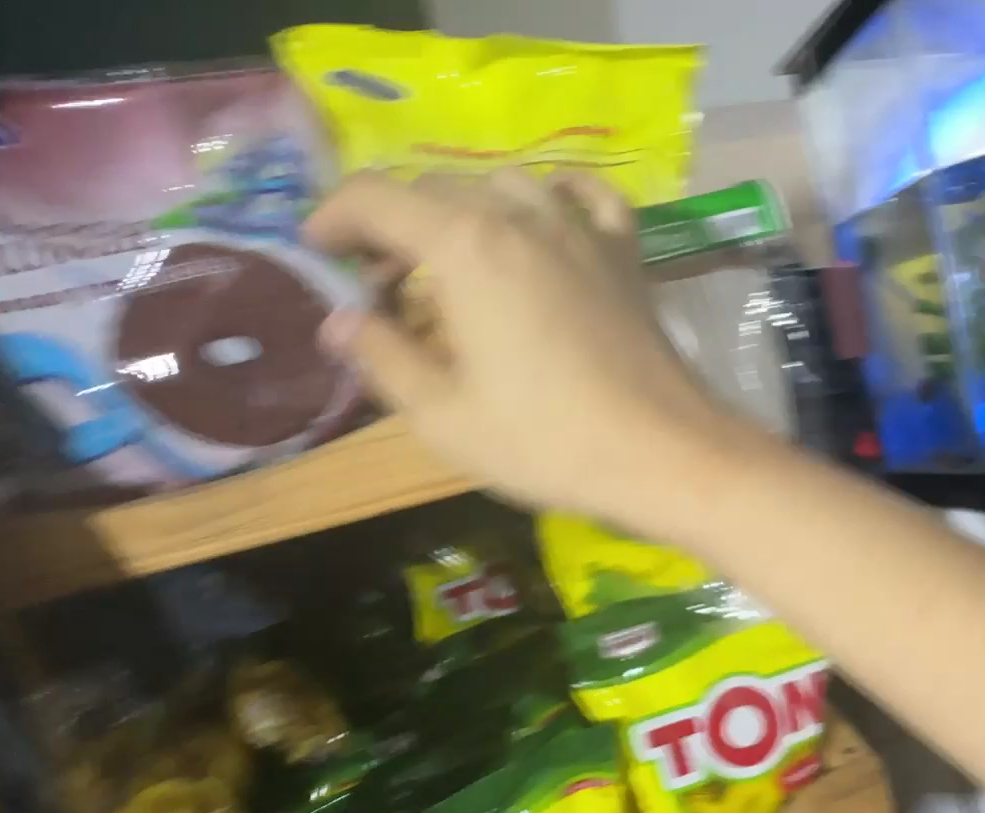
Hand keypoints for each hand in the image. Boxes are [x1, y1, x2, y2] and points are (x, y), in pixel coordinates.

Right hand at [304, 169, 753, 530]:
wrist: (665, 454)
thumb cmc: (550, 443)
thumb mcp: (445, 418)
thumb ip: (383, 358)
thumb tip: (341, 319)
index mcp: (466, 246)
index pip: (376, 197)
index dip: (334, 217)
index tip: (319, 252)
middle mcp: (524, 218)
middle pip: (439, 190)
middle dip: (397, 224)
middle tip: (385, 282)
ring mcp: (585, 233)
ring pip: (509, 187)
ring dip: (469, 211)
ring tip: (459, 262)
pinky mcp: (629, 258)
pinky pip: (591, 199)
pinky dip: (559, 197)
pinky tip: (549, 220)